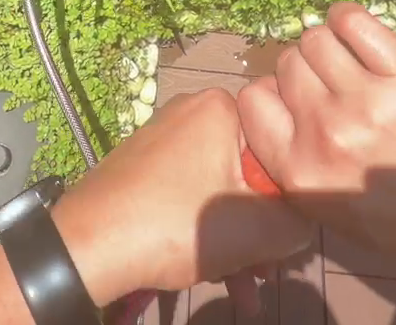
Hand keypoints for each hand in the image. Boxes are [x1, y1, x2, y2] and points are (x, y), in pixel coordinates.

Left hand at [53, 88, 312, 303]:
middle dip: (260, 227)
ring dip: (236, 240)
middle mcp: (191, 110)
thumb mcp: (256, 229)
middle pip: (247, 169)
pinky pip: (192, 193)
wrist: (90, 243)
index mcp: (220, 106)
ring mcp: (165, 135)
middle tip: (265, 272)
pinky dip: (205, 231)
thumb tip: (304, 217)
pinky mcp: (146, 163)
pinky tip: (214, 277)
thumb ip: (298, 219)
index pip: (278, 142)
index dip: (288, 193)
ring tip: (242, 289)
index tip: (287, 236)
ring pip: (220, 188)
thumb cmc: (177, 223)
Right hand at [237, 2, 395, 269]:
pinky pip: (353, 20)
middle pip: (287, 63)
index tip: (295, 100)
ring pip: (316, 38)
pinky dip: (349, 19)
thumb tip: (274, 99)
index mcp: (302, 171)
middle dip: (306, 71)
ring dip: (329, 45)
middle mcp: (327, 132)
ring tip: (352, 63)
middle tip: (335, 86)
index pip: (253, 99)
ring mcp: (367, 100)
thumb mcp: (331, 210)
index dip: (273, 95)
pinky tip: (360, 34)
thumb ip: (292, 159)